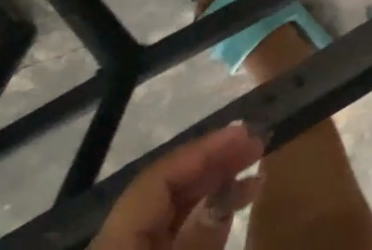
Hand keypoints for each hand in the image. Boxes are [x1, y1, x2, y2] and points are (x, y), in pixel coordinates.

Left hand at [89, 123, 264, 249]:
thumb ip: (195, 240)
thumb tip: (224, 199)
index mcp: (114, 235)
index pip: (159, 176)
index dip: (202, 150)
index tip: (243, 131)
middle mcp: (119, 237)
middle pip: (166, 189)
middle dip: (213, 164)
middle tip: (257, 144)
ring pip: (173, 212)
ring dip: (215, 190)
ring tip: (256, 175)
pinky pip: (174, 236)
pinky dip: (205, 220)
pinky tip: (233, 208)